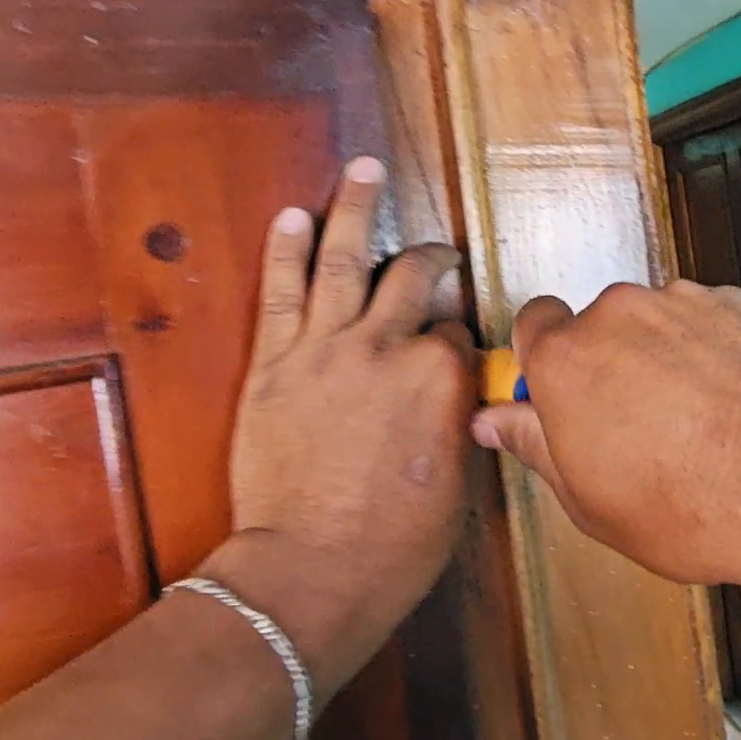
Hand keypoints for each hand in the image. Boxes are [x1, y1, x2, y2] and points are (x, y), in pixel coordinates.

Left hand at [204, 157, 477, 704]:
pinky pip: (282, 292)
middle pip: (414, 279)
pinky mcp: (276, 362)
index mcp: (443, 374)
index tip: (453, 340)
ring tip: (365, 169)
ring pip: (348, 261)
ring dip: (358, 209)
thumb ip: (464, 412)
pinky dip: (287, 249)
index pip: (456, 330)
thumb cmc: (402, 540)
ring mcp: (329, 348)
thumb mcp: (462, 476)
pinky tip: (295, 214)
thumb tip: (460, 384)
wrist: (313, 570)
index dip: (457, 334)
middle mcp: (390, 346)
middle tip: (438, 250)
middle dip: (431, 259)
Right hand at [471, 280, 740, 584]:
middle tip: (634, 420)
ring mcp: (677, 301)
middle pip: (594, 326)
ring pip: (650, 322)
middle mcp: (614, 314)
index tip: (563, 390)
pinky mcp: (729, 301)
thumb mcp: (589, 498)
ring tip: (692, 415)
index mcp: (564, 360)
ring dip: (659, 355)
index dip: (545, 358)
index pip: (532, 325)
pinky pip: (701, 318)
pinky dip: (707, 347)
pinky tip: (727, 397)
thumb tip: (496, 421)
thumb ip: (535, 446)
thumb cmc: (691, 504)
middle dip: (607, 363)